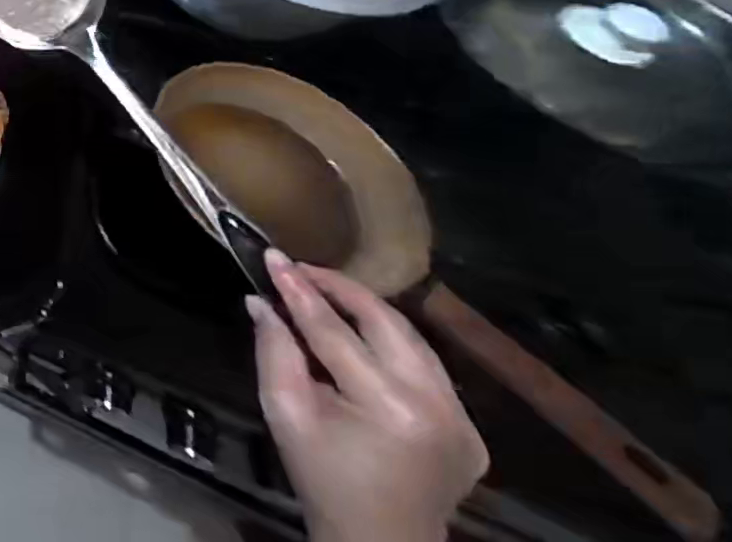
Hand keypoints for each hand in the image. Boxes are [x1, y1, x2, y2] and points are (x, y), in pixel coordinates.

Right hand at [249, 250, 487, 541]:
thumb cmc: (321, 477)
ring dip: (366, 310)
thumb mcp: (284, 412)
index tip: (273, 256)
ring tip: (324, 292)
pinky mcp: (471, 428)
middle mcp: (437, 405)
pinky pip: (425, 365)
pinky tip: (359, 337)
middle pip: (384, 321)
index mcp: (388, 407)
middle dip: (339, 287)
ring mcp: (463, 418)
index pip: (333, 330)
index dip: (298, 289)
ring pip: (411, 337)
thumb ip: (273, 350)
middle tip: (299, 270)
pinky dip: (389, 342)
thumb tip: (260, 300)